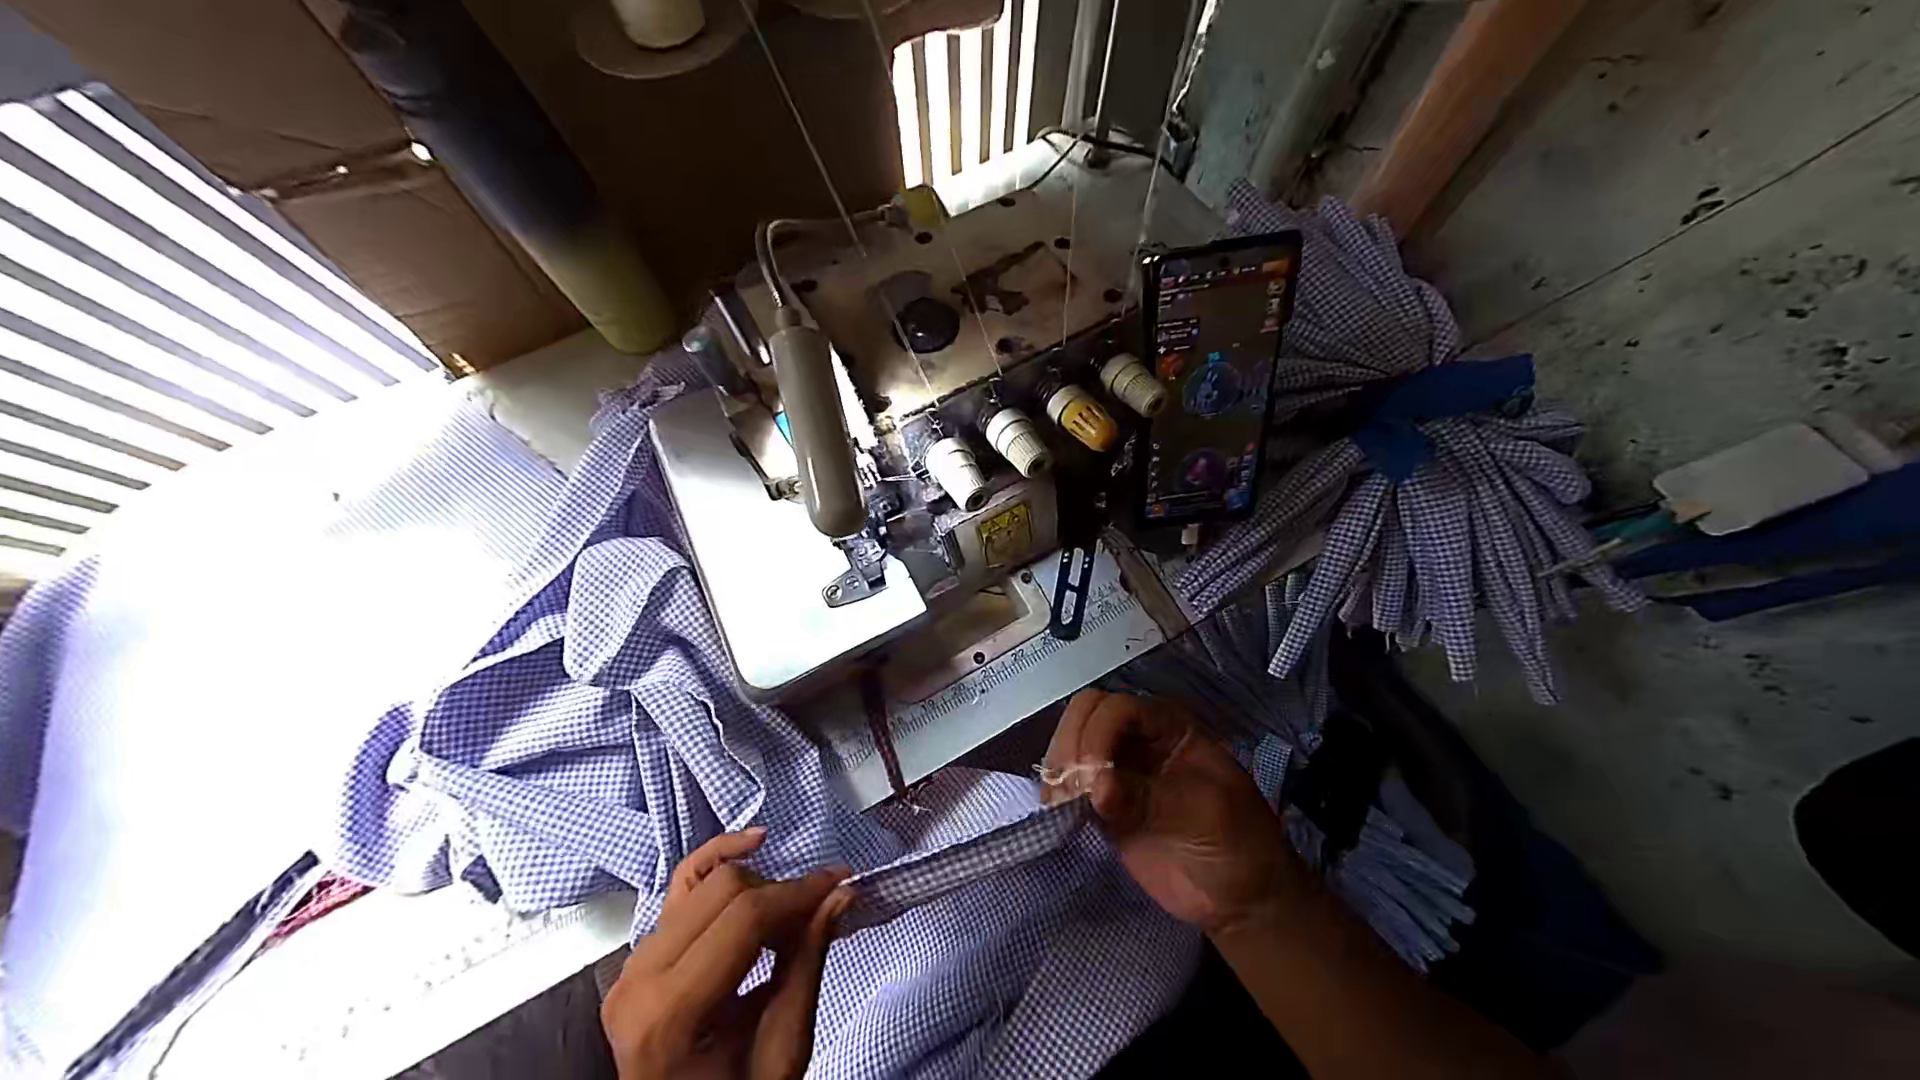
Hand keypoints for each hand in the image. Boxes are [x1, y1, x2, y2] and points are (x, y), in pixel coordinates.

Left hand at [601, 828, 853, 1079]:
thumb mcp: (782, 1049)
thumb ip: (807, 963)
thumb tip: (840, 893)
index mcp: (669, 1013)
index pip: (745, 917)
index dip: (799, 893)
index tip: (841, 882)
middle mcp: (639, 979)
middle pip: (726, 889)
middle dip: (782, 892)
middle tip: (821, 909)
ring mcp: (632, 965)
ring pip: (708, 882)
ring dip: (759, 887)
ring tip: (791, 914)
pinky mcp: (638, 956)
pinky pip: (680, 886)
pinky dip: (718, 857)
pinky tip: (755, 843)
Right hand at [1043, 689, 1295, 933]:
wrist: (1238, 900)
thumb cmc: (1235, 843)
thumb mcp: (1204, 811)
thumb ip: (1146, 795)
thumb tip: (1095, 788)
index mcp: (1167, 725)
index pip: (1117, 708)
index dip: (1098, 733)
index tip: (1092, 776)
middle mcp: (1137, 736)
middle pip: (1085, 715)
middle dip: (1071, 745)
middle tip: (1070, 789)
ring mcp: (1116, 767)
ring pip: (1070, 745)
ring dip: (1059, 769)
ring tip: (1062, 804)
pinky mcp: (1101, 801)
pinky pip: (1069, 783)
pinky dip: (1057, 793)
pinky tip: (1057, 812)